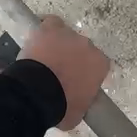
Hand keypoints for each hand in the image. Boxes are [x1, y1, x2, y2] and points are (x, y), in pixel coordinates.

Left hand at [17, 15, 109, 129]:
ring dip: (58, 45)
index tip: (75, 82)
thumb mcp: (79, 113)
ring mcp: (68, 34)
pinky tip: (38, 40)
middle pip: (81, 49)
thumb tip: (79, 101)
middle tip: (57, 73)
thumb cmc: (61, 107)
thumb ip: (83, 101)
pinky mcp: (49, 28)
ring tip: (44, 60)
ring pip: (65, 36)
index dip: (85, 73)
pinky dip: (45, 30)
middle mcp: (88, 45)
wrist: (36, 94)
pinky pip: (50, 23)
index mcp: (100, 65)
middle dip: (71, 58)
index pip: (97, 65)